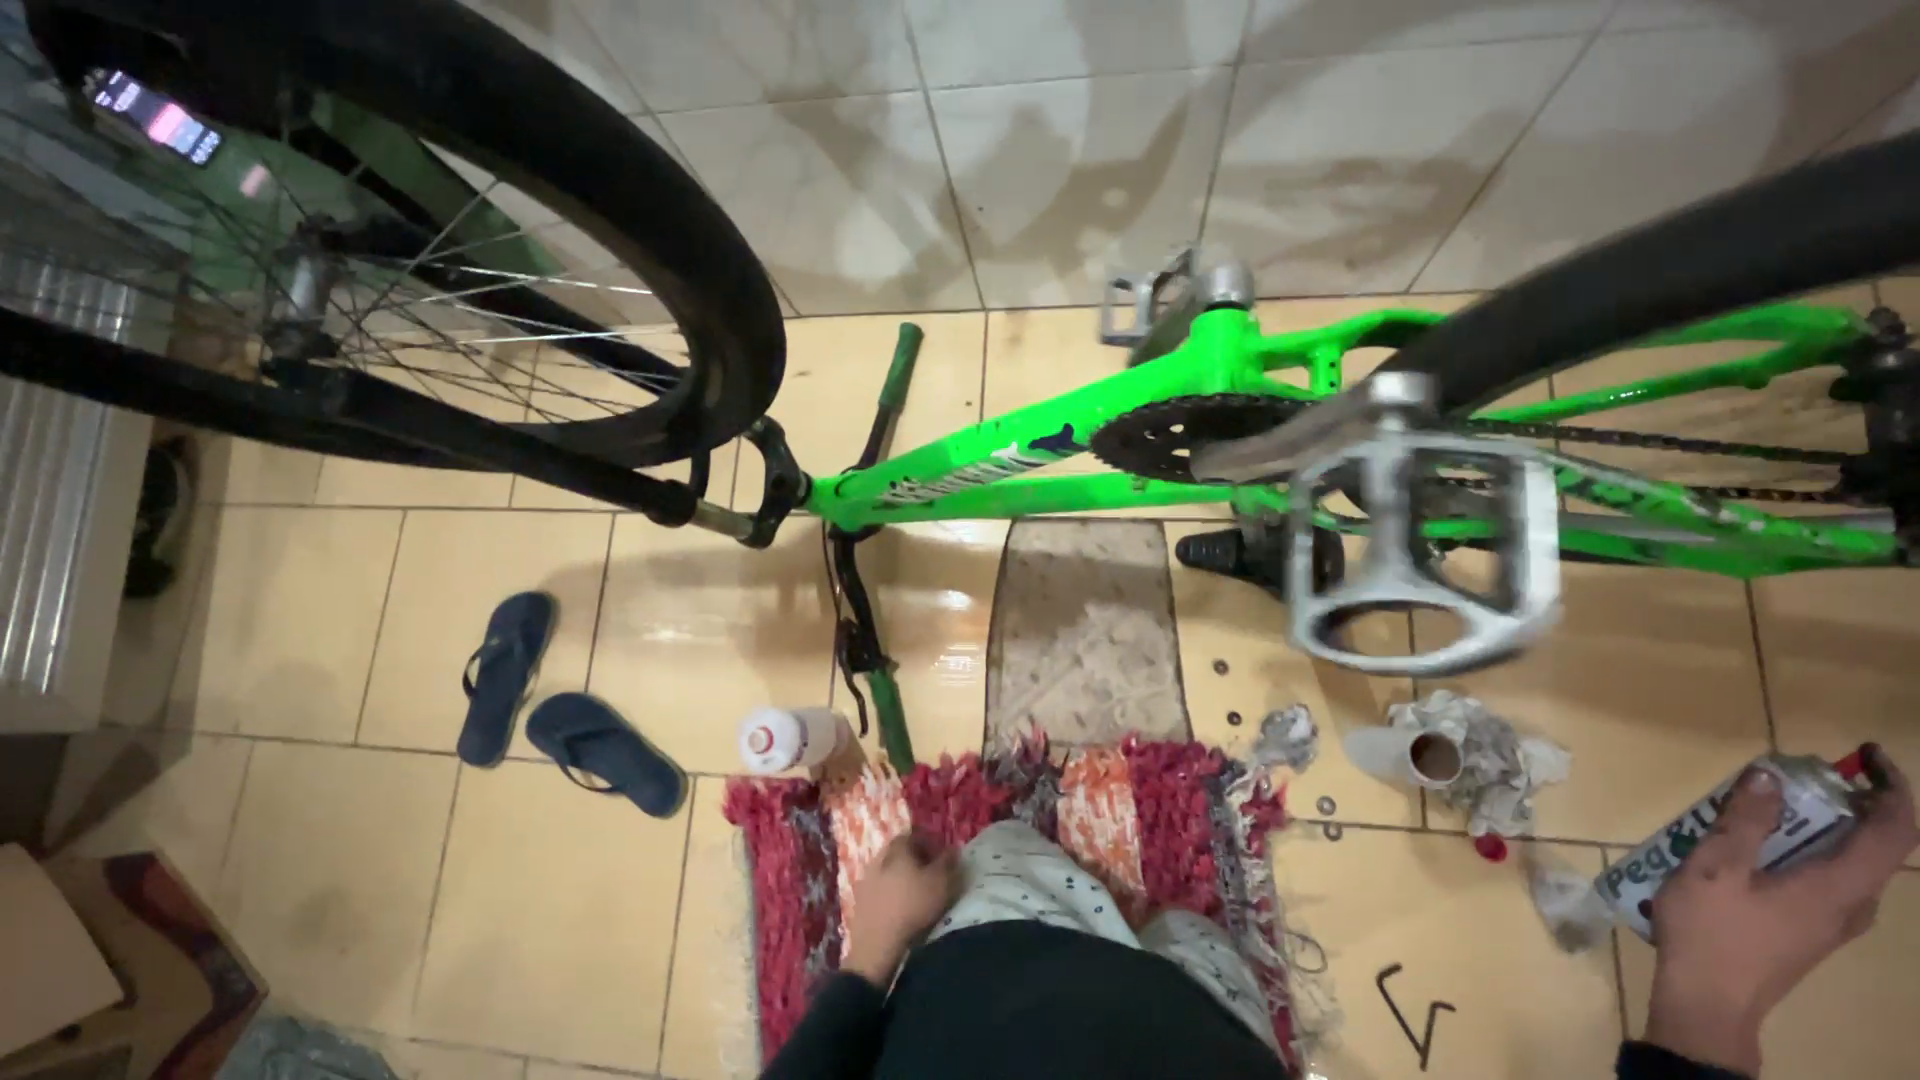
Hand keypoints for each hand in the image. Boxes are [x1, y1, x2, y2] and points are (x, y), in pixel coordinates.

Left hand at [843, 832, 958, 987]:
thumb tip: (952, 849)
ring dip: (903, 876)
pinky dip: (892, 892)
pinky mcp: (860, 900)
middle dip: (917, 859)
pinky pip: (880, 888)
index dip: (931, 843)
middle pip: (900, 851)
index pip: (915, 835)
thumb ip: (948, 862)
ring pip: (889, 870)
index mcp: (897, 847)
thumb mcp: (941, 882)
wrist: (878, 943)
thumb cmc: (913, 905)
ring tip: (918, 892)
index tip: (943, 857)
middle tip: (932, 873)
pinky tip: (901, 907)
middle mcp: (878, 856)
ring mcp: (866, 878)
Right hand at [1645, 745, 1918, 1074]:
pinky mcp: (1809, 931)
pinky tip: (1748, 851)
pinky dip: (1800, 851)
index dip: (1892, 790)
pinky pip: (1821, 879)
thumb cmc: (1713, 931)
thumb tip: (1768, 777)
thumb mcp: (1716, 868)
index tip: (1867, 756)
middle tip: (1788, 777)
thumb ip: (1744, 823)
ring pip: (1843, 863)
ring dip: (1814, 828)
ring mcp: (1833, 922)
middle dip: (1840, 804)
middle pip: (1870, 846)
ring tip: (1757, 808)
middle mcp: (1853, 905)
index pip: (1894, 832)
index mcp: (1839, 888)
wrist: (1708, 999)